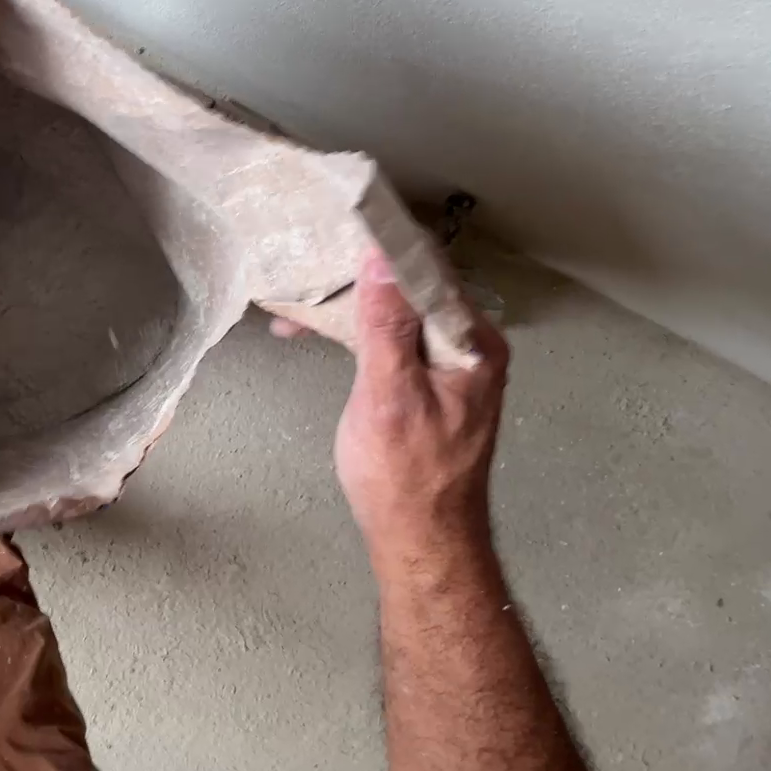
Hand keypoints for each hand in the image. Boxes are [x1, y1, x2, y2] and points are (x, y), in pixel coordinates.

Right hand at [334, 249, 508, 559]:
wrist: (419, 536)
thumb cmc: (403, 472)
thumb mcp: (389, 395)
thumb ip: (387, 328)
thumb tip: (381, 262)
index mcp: (471, 344)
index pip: (430, 274)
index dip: (383, 251)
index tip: (336, 234)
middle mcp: (467, 347)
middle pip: (411, 291)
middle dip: (355, 281)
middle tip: (304, 276)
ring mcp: (447, 365)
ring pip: (396, 315)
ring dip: (349, 308)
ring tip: (298, 310)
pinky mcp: (425, 382)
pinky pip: (391, 339)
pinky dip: (356, 333)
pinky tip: (322, 335)